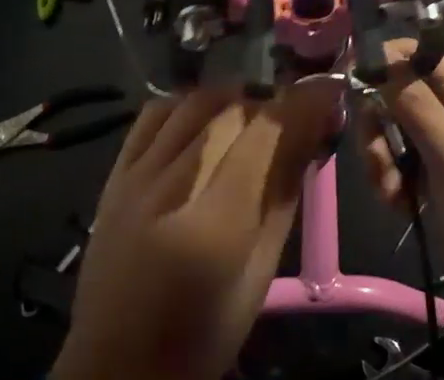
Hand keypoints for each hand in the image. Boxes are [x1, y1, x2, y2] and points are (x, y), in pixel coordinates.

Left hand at [52, 87, 333, 379]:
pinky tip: (205, 118)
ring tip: (254, 117)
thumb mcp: (259, 274)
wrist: (119, 362)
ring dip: (234, 99)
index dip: (303, 103)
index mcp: (214, 225)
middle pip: (232, 112)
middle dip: (273, 104)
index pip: (266, 136)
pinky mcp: (113, 173)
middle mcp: (171, 188)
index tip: (329, 90)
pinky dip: (188, 103)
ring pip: (194, 102)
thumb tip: (313, 133)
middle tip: (296, 117)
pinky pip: (154, 113)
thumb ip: (284, 198)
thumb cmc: (203, 332)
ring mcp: (135, 176)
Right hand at [362, 42, 443, 334]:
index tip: (349, 83)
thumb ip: (414, 103)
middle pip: (393, 93)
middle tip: (377, 155)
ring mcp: (441, 146)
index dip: (380, 62)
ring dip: (381, 159)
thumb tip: (378, 53)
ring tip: (391, 191)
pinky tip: (398, 205)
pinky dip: (390, 181)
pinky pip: (396, 163)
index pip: (412, 53)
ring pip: (389, 131)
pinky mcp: (433, 178)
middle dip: (376, 124)